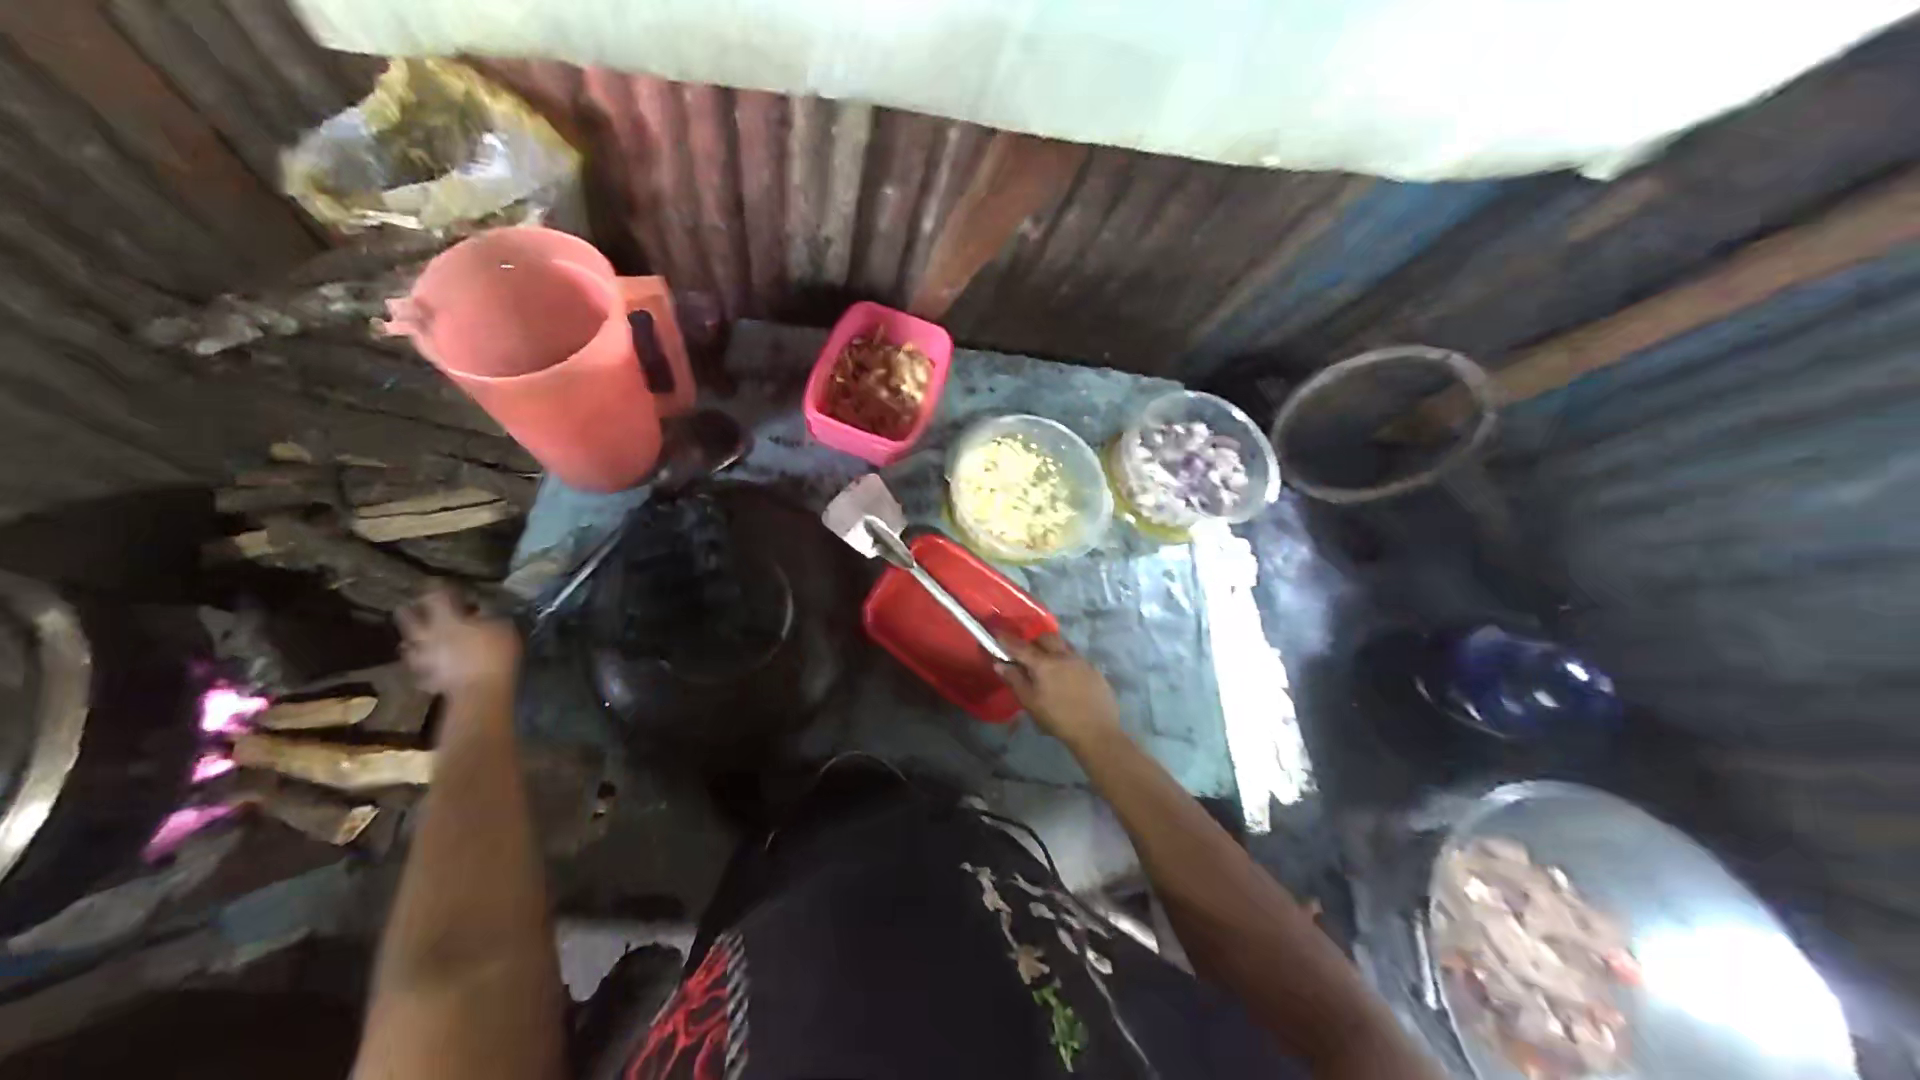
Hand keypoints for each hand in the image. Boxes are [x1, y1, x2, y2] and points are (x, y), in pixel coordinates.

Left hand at [397, 583, 522, 696]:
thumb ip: (488, 617)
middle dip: (409, 609)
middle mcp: (428, 636)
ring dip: (412, 639)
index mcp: (447, 620)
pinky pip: (418, 668)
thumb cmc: (495, 654)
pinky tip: (427, 665)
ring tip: (415, 637)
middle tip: (411, 604)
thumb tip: (480, 611)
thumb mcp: (503, 627)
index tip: (440, 580)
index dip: (438, 586)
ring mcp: (424, 658)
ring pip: (408, 644)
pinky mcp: (426, 678)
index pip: (437, 596)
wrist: (480, 692)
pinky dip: (421, 664)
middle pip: (409, 618)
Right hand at [995, 633, 1121, 746]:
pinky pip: (1076, 656)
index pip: (1021, 646)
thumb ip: (1015, 680)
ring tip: (1048, 664)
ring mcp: (1081, 660)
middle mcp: (1063, 655)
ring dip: (1052, 648)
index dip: (1007, 639)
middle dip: (1033, 641)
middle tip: (1027, 655)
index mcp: (1044, 663)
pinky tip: (1067, 677)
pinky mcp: (1094, 669)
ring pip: (1063, 644)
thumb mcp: (1030, 702)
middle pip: (1045, 637)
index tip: (997, 633)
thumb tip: (1000, 664)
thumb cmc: (1058, 719)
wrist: (1096, 731)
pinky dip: (1066, 660)